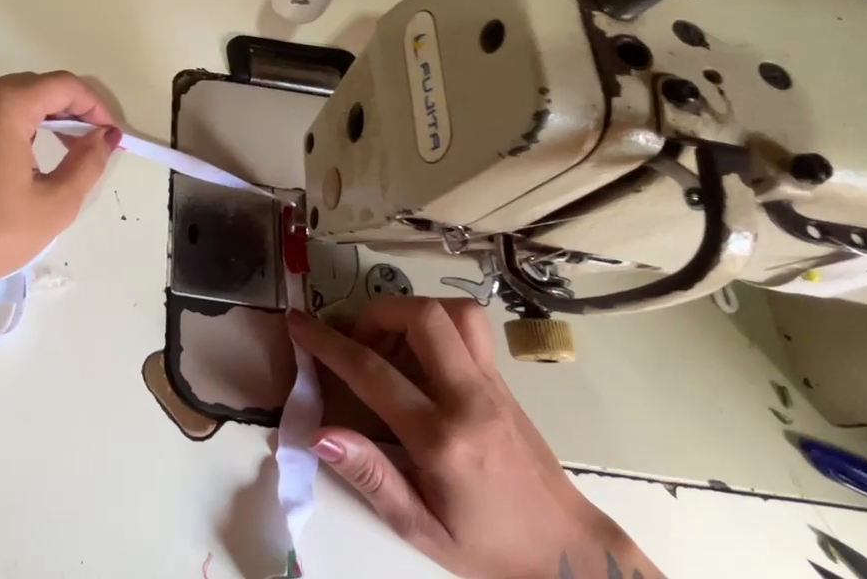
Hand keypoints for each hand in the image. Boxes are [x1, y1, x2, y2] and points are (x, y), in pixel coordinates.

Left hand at [0, 71, 118, 324]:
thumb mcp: (54, 204)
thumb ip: (87, 162)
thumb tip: (106, 136)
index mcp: (5, 106)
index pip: (63, 85)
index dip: (96, 104)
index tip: (113, 135)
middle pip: (38, 86)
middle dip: (73, 108)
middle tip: (96, 144)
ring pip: (15, 97)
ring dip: (47, 115)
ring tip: (70, 151)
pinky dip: (20, 123)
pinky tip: (33, 155)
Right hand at [289, 297, 660, 578]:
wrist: (569, 554)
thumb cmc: (489, 548)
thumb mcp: (421, 529)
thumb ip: (369, 476)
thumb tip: (318, 433)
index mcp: (442, 439)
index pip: (373, 372)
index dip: (327, 343)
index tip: (298, 324)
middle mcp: (470, 399)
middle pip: (422, 317)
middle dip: (375, 313)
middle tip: (355, 341)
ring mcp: (493, 386)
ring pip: (453, 312)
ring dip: (409, 313)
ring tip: (386, 346)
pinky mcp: (504, 384)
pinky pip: (467, 331)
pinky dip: (432, 327)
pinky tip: (415, 362)